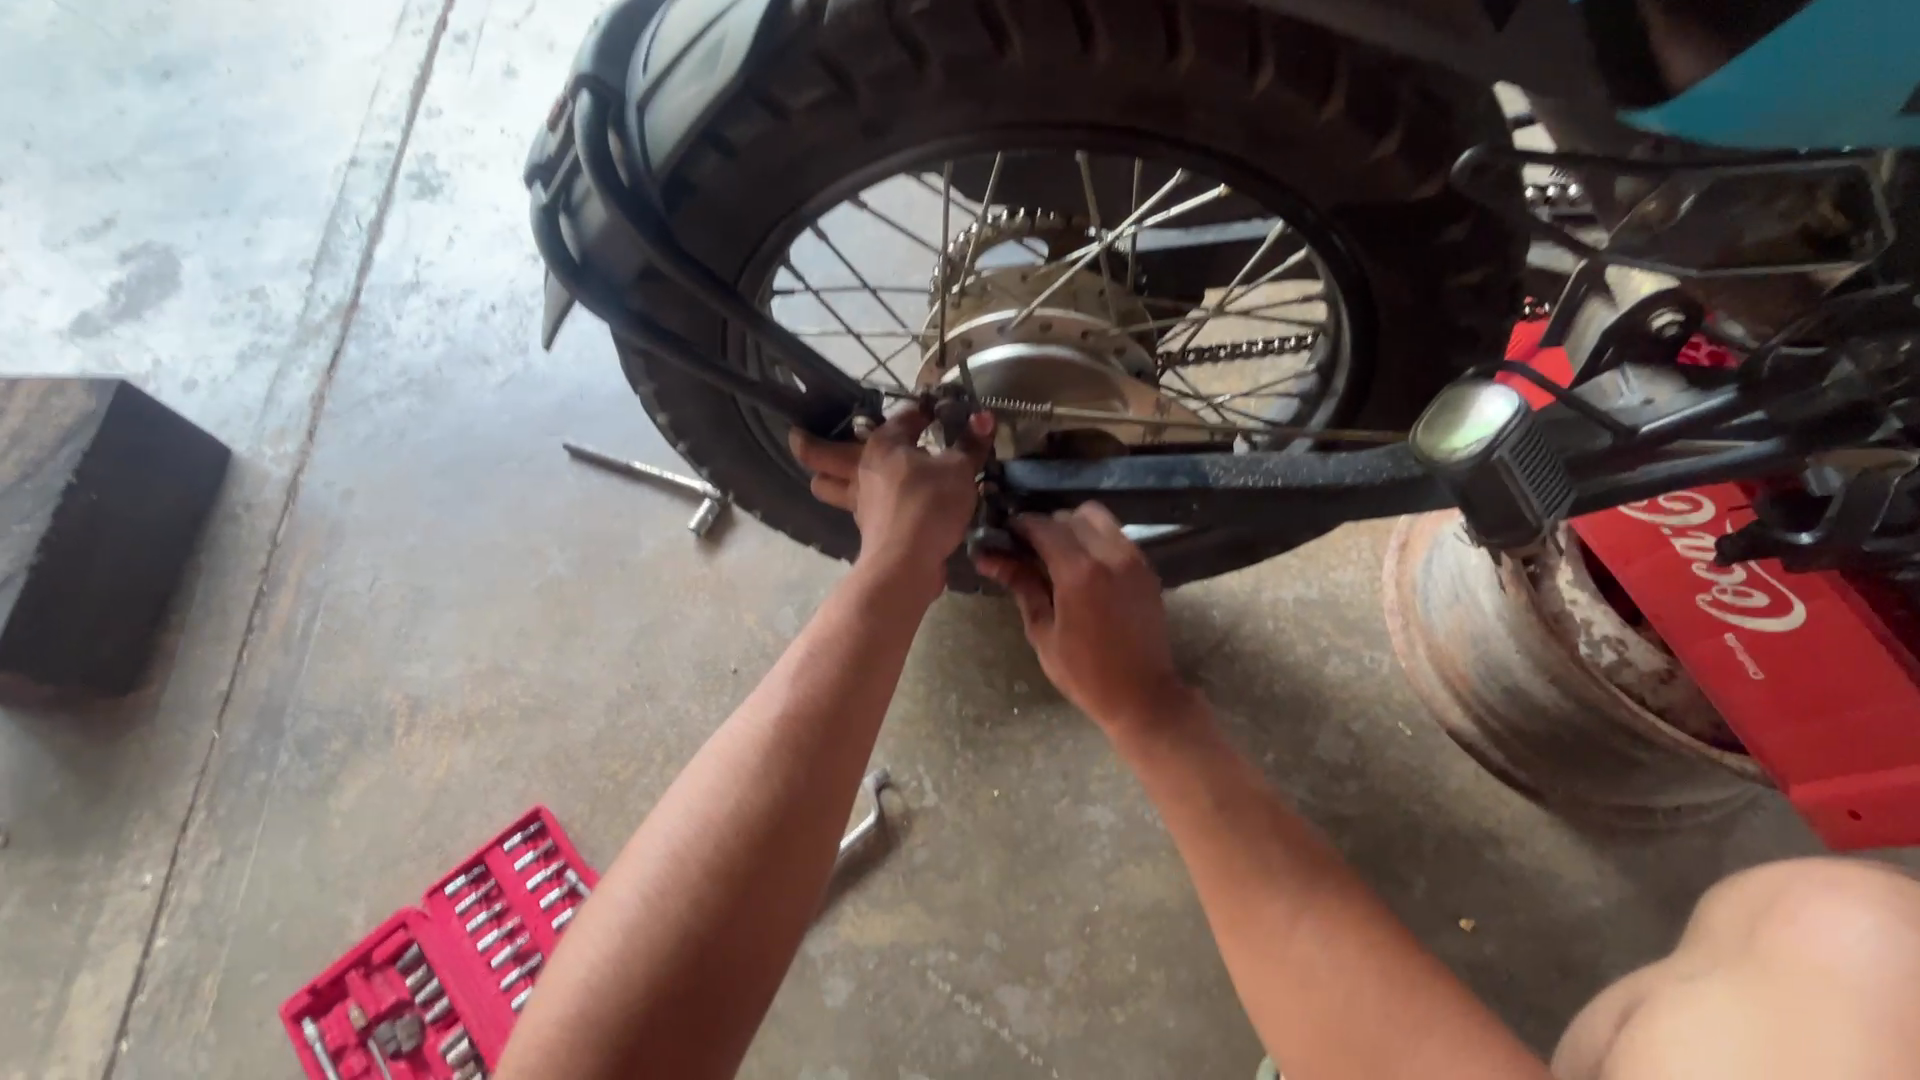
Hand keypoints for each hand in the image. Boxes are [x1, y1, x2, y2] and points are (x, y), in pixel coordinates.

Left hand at [789, 408, 993, 593]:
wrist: (908, 561)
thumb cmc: (930, 504)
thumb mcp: (960, 471)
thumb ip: (971, 445)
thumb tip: (985, 418)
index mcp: (884, 445)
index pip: (903, 418)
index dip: (922, 412)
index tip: (934, 412)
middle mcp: (862, 469)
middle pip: (823, 454)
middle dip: (809, 445)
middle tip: (796, 437)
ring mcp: (859, 502)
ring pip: (828, 486)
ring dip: (825, 480)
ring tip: (826, 475)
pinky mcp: (867, 529)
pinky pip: (855, 511)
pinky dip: (858, 505)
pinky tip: (871, 505)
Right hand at [974, 503, 1199, 735]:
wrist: (1142, 695)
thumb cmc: (1085, 673)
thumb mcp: (1043, 632)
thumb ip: (1021, 586)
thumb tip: (988, 558)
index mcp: (1079, 572)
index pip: (1044, 526)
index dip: (1020, 525)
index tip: (1005, 535)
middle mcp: (1110, 555)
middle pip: (1072, 515)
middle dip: (1047, 525)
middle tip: (1030, 548)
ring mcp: (1133, 559)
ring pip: (1099, 519)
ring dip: (1074, 527)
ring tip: (1058, 554)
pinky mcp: (1146, 568)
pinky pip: (1117, 536)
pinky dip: (1096, 539)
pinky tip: (1084, 566)